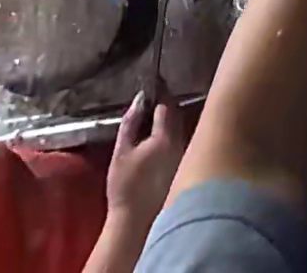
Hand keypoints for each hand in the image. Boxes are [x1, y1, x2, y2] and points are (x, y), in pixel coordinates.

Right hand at [105, 92, 189, 233]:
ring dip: (171, 116)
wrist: (135, 224)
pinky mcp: (183, 168)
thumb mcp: (121, 151)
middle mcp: (180, 144)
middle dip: (168, 101)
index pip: (167, 104)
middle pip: (177, 114)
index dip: (160, 91)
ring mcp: (184, 157)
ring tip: (156, 110)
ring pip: (181, 127)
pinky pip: (181, 139)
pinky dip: (173, 130)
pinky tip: (161, 133)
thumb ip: (130, 122)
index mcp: (165, 138)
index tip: (153, 81)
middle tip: (155, 92)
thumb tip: (140, 99)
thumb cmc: (125, 187)